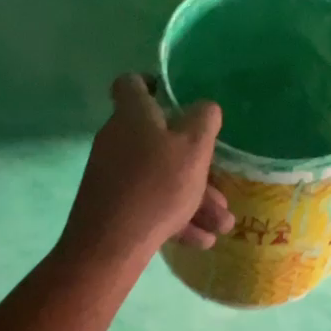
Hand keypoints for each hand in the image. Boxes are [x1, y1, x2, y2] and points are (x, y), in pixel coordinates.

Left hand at [59, 75, 233, 264]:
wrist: (108, 247)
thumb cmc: (156, 185)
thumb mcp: (195, 146)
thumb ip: (204, 119)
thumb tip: (204, 108)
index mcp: (133, 114)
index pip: (131, 83)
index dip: (152, 83)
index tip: (173, 97)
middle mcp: (117, 138)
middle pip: (158, 139)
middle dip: (194, 161)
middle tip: (220, 182)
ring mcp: (111, 174)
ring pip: (159, 175)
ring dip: (192, 196)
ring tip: (221, 224)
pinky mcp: (110, 206)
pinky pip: (148, 202)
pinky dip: (174, 216)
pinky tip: (200, 240)